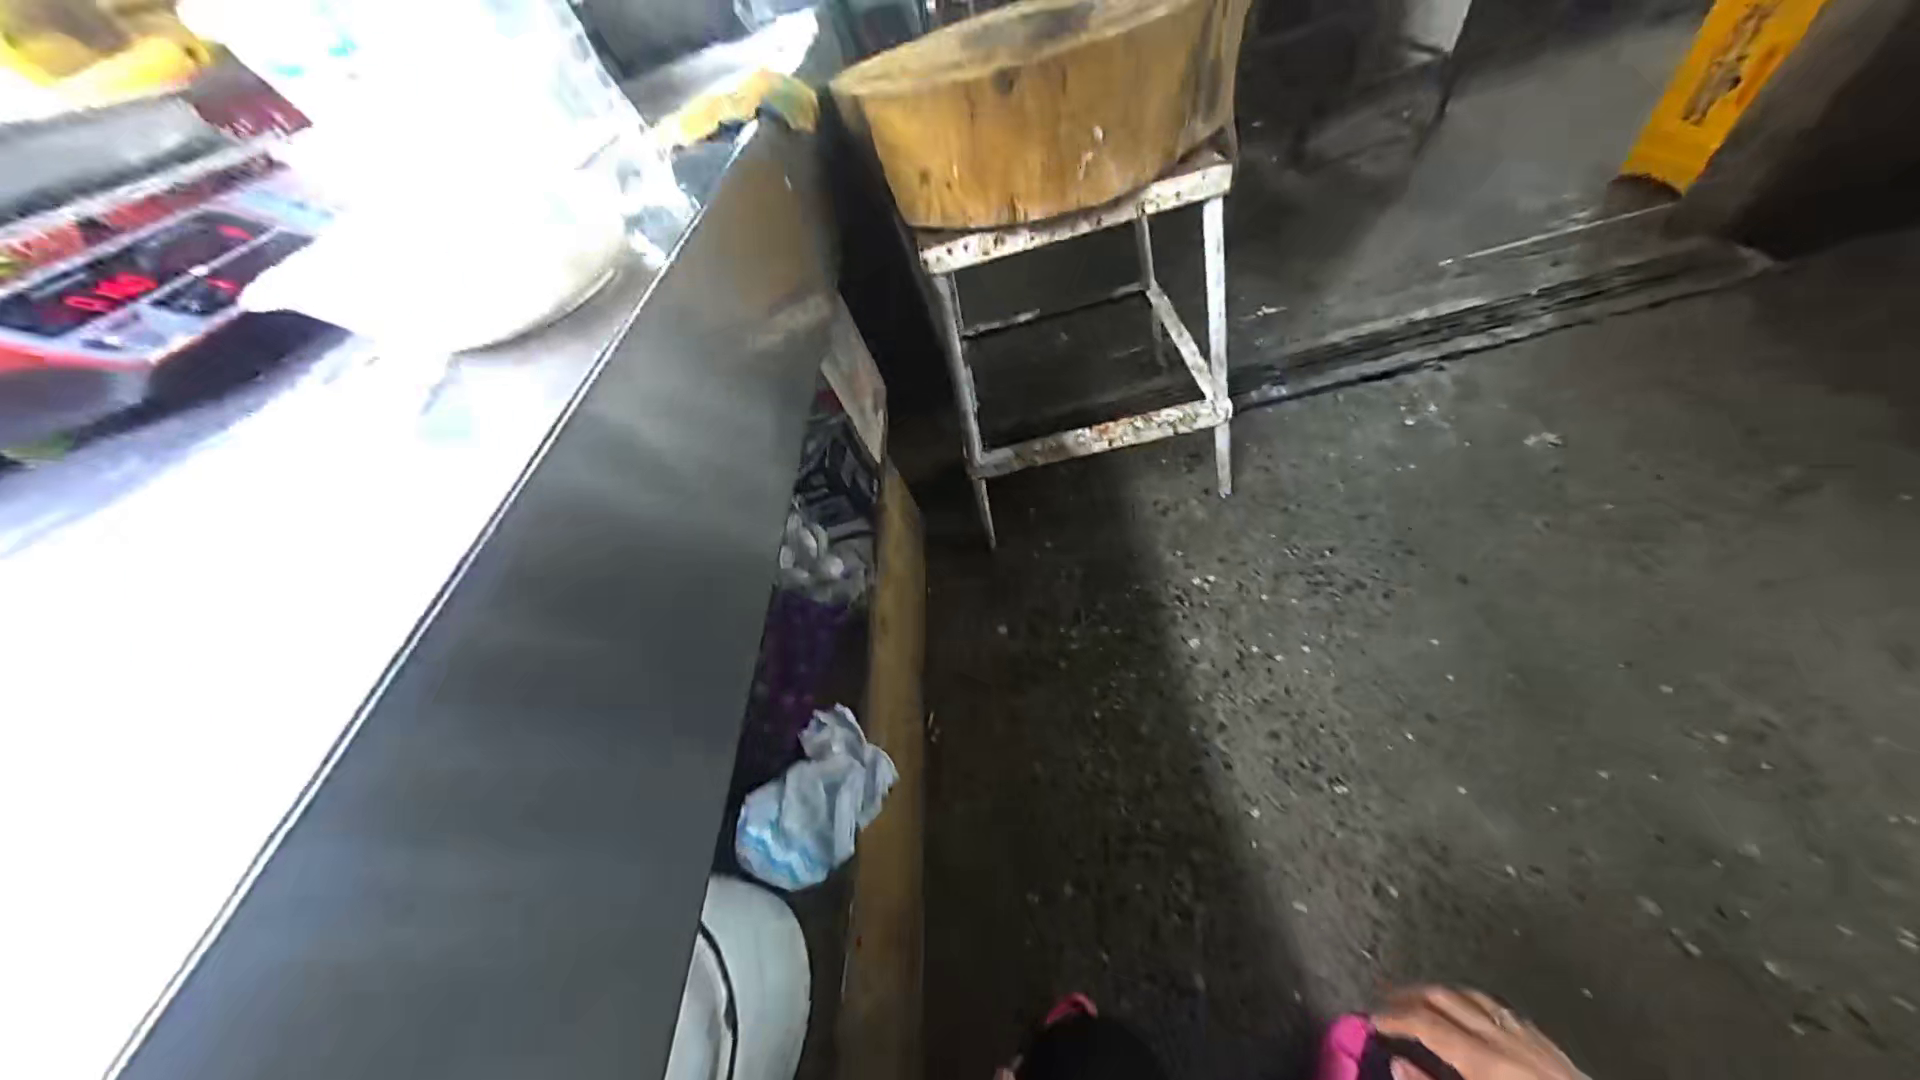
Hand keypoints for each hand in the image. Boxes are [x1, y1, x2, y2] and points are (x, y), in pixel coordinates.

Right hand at [1371, 985, 1588, 1079]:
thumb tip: (1398, 1063)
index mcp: (1484, 1060)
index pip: (1424, 1021)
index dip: (1392, 1016)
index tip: (1371, 1020)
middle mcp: (1503, 1038)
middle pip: (1442, 998)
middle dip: (1407, 995)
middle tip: (1383, 1001)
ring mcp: (1529, 1039)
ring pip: (1471, 996)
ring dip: (1437, 992)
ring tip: (1417, 997)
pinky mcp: (1551, 1047)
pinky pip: (1502, 1010)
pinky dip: (1473, 1002)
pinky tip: (1470, 1011)